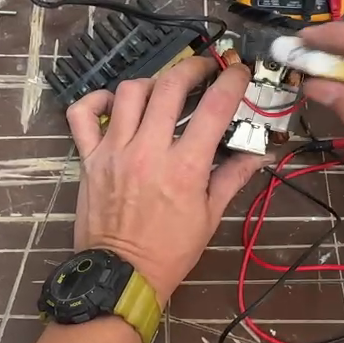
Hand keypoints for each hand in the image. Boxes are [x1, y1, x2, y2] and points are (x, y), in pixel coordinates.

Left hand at [65, 56, 266, 298]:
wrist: (121, 275)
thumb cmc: (171, 250)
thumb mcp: (210, 216)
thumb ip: (233, 177)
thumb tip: (260, 153)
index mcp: (185, 167)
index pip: (214, 108)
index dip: (231, 81)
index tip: (237, 70)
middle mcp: (148, 150)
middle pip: (170, 86)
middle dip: (192, 67)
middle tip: (204, 68)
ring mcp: (113, 151)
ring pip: (129, 92)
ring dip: (151, 82)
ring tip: (163, 88)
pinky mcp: (88, 157)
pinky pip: (83, 114)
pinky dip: (96, 100)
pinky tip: (113, 103)